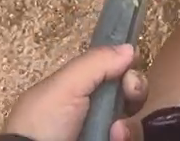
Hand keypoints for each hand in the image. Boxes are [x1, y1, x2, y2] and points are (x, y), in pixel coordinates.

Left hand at [1, 44, 147, 140]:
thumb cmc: (45, 121)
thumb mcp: (65, 84)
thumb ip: (97, 62)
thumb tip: (130, 48)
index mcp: (79, 88)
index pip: (113, 70)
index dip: (126, 67)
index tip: (131, 64)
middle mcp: (93, 110)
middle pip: (129, 94)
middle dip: (135, 88)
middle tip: (130, 92)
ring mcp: (100, 132)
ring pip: (133, 120)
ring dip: (131, 120)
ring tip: (117, 128)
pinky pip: (130, 137)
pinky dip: (128, 135)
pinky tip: (117, 136)